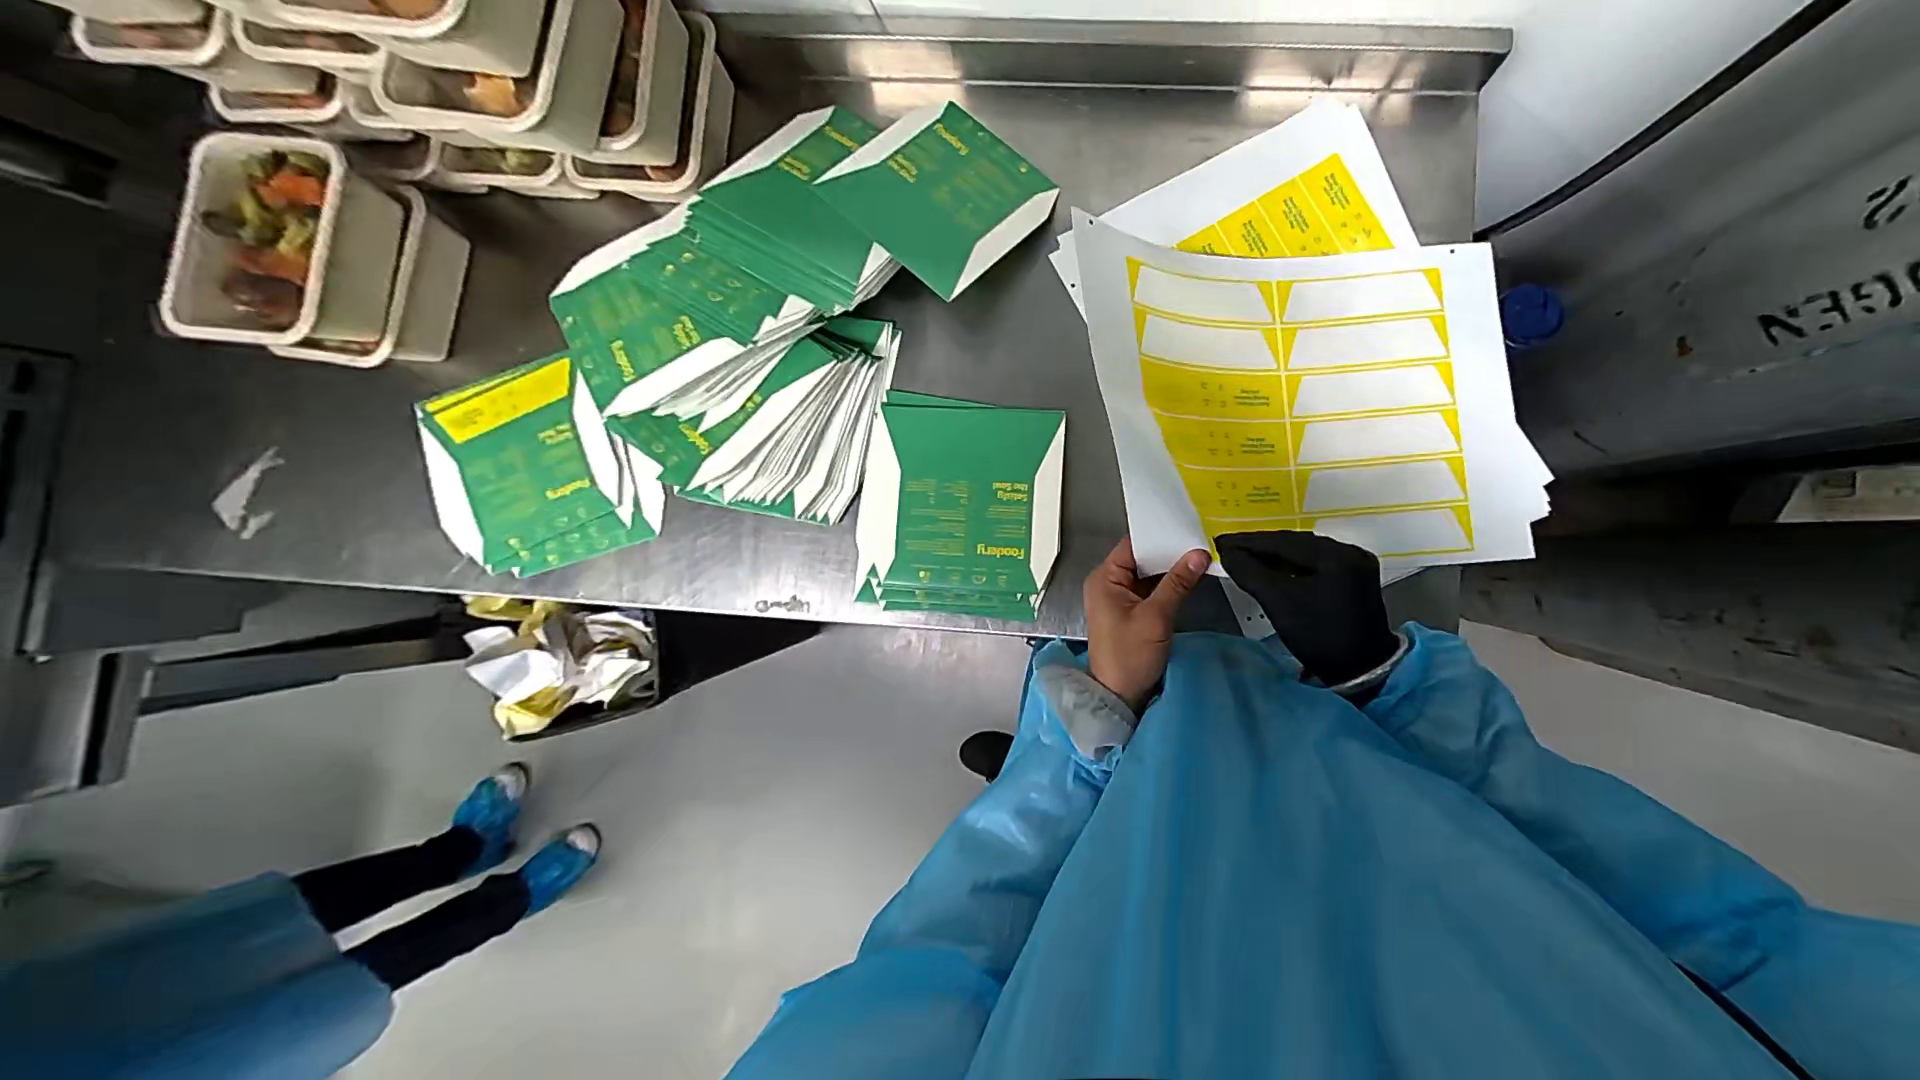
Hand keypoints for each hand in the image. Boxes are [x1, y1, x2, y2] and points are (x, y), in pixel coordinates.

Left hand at [1084, 537, 1211, 712]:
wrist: (1119, 695)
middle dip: (1168, 551)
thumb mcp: (1156, 617)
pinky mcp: (1130, 610)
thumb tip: (1199, 554)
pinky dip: (1167, 584)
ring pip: (1148, 573)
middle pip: (1141, 557)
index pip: (1132, 545)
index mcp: (1104, 578)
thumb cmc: (1129, 657)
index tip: (1186, 527)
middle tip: (1199, 540)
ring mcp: (1119, 597)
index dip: (1158, 535)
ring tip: (1200, 555)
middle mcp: (1107, 583)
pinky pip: (1150, 588)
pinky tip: (1189, 577)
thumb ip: (1178, 583)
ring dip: (1170, 568)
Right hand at [1214, 531, 1397, 686]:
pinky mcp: (1354, 578)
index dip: (1247, 541)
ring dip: (1274, 554)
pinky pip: (1314, 563)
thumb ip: (1250, 573)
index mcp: (1335, 555)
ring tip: (1245, 557)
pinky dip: (1290, 564)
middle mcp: (1349, 552)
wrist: (1360, 670)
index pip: (1282, 541)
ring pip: (1304, 553)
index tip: (1220, 541)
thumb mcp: (1278, 602)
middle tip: (1229, 548)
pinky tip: (1272, 567)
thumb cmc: (1318, 636)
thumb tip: (1227, 553)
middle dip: (1260, 546)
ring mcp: (1354, 564)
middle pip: (1294, 543)